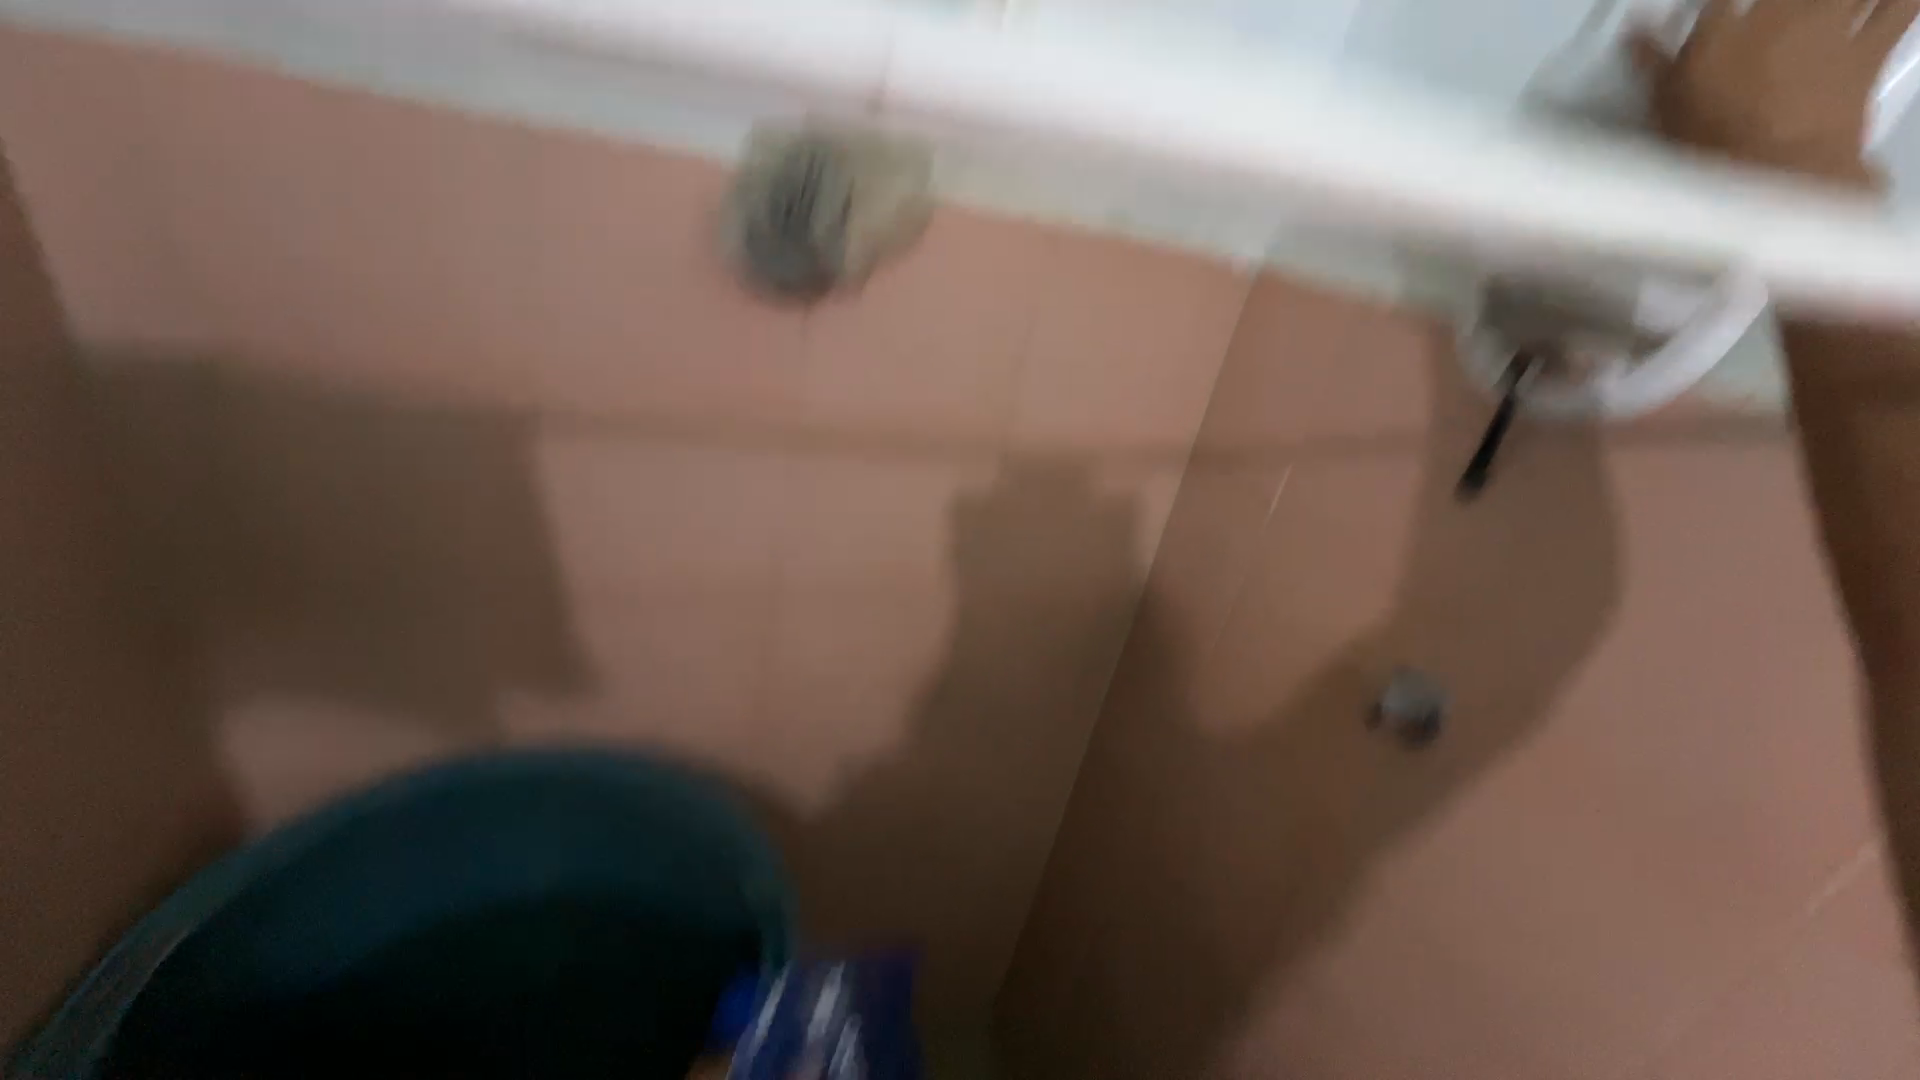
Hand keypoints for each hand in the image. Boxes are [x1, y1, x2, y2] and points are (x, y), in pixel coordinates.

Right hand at [1630, 0, 1916, 185]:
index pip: (1715, 0)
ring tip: (1818, 10)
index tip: (1709, 12)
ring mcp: (1832, 27)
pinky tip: (1886, 5)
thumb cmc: (1705, 151)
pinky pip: (1900, 7)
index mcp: (1719, 33)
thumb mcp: (1661, 111)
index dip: (1712, 6)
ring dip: (1832, 1)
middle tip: (1766, 13)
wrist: (1776, 178)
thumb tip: (1635, 30)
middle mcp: (1779, 15)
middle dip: (1771, 2)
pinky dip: (1896, 3)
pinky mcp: (1873, 48)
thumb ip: (1652, 64)